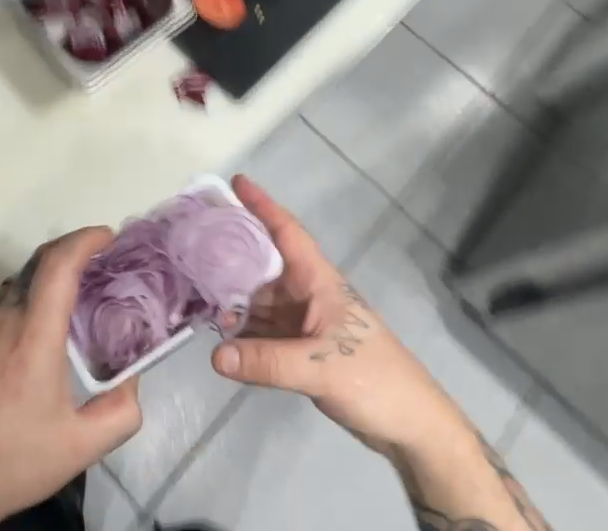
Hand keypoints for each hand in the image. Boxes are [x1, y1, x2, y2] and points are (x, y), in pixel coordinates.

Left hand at [0, 228, 143, 529]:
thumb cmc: (12, 461)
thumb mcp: (80, 447)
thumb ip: (121, 412)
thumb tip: (133, 381)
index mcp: (33, 336)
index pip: (58, 265)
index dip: (84, 240)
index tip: (108, 237)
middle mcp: (3, 320)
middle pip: (38, 263)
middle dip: (73, 248)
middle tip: (103, 258)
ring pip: (20, 282)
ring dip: (51, 274)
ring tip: (81, 292)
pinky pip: (4, 303)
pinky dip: (32, 296)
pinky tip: (46, 326)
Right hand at [210, 175, 472, 453]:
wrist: (413, 425)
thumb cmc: (374, 380)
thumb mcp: (318, 367)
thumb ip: (266, 361)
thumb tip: (214, 356)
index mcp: (319, 283)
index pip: (287, 233)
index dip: (263, 205)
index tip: (236, 182)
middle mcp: (310, 296)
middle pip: (265, 268)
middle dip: (233, 259)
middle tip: (194, 250)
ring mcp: (308, 325)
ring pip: (263, 303)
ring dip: (236, 303)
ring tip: (198, 299)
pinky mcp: (306, 351)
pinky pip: (266, 332)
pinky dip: (245, 334)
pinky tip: (222, 340)